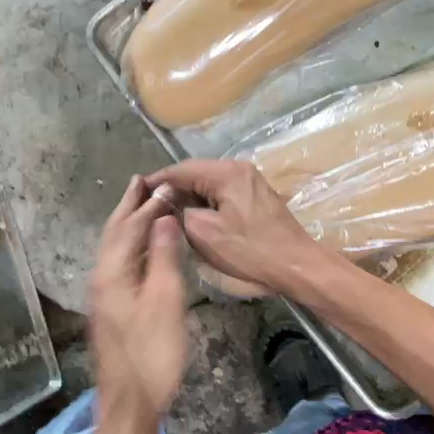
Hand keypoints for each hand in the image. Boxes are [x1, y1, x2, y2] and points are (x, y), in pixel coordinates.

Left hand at [89, 176, 190, 426]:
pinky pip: (118, 261)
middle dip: (128, 206)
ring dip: (127, 222)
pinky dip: (130, 243)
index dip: (148, 205)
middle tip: (140, 180)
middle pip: (113, 232)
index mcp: (112, 273)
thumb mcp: (166, 302)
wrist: (130, 404)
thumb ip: (165, 257)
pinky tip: (142, 246)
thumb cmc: (153, 353)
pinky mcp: (111, 308)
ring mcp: (103, 295)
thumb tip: (164, 218)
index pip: (129, 227)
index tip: (165, 183)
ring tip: (139, 203)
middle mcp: (101, 278)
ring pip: (113, 248)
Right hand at [145, 160, 341, 296]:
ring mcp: (250, 181)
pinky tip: (194, 218)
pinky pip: (222, 193)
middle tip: (150, 205)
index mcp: (226, 172)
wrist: (296, 265)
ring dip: (190, 197)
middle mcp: (239, 168)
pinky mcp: (255, 196)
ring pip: (209, 184)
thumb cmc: (250, 250)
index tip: (137, 191)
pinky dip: (206, 203)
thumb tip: (167, 202)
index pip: (181, 169)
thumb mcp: (205, 233)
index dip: (157, 180)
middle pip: (196, 173)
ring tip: (167, 213)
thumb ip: (180, 212)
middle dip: (173, 189)